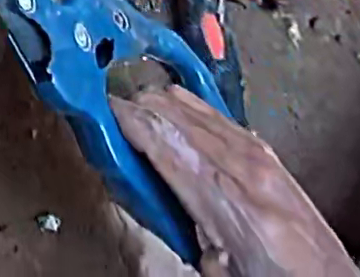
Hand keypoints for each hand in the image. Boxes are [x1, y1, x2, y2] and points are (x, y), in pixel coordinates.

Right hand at [110, 86, 359, 276]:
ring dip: (152, 104)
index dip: (119, 116)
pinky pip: (208, 109)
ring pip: (184, 99)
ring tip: (136, 126)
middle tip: (108, 125)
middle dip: (130, 108)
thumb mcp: (212, 272)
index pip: (159, 133)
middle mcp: (248, 170)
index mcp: (232, 207)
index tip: (94, 113)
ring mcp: (260, 155)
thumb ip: (164, 222)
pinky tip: (170, 125)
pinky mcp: (266, 150)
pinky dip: (179, 108)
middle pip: (166, 107)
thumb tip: (123, 184)